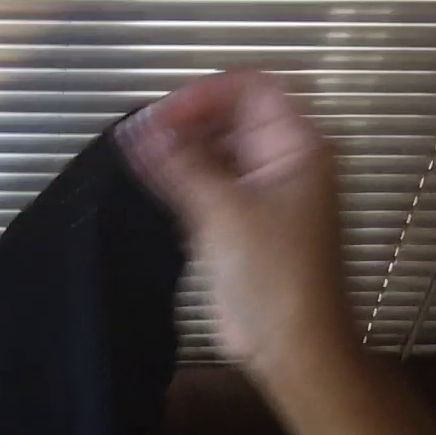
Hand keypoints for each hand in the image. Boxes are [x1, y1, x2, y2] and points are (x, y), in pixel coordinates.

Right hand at [117, 70, 352, 372]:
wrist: (291, 345)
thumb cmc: (276, 279)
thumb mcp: (225, 213)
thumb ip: (181, 166)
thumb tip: (140, 129)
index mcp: (297, 146)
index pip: (250, 89)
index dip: (204, 94)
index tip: (160, 117)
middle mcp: (281, 162)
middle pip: (230, 118)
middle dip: (186, 120)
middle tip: (142, 137)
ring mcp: (259, 194)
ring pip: (215, 152)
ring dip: (179, 150)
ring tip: (138, 156)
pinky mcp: (238, 224)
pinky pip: (207, 186)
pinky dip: (179, 180)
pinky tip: (149, 180)